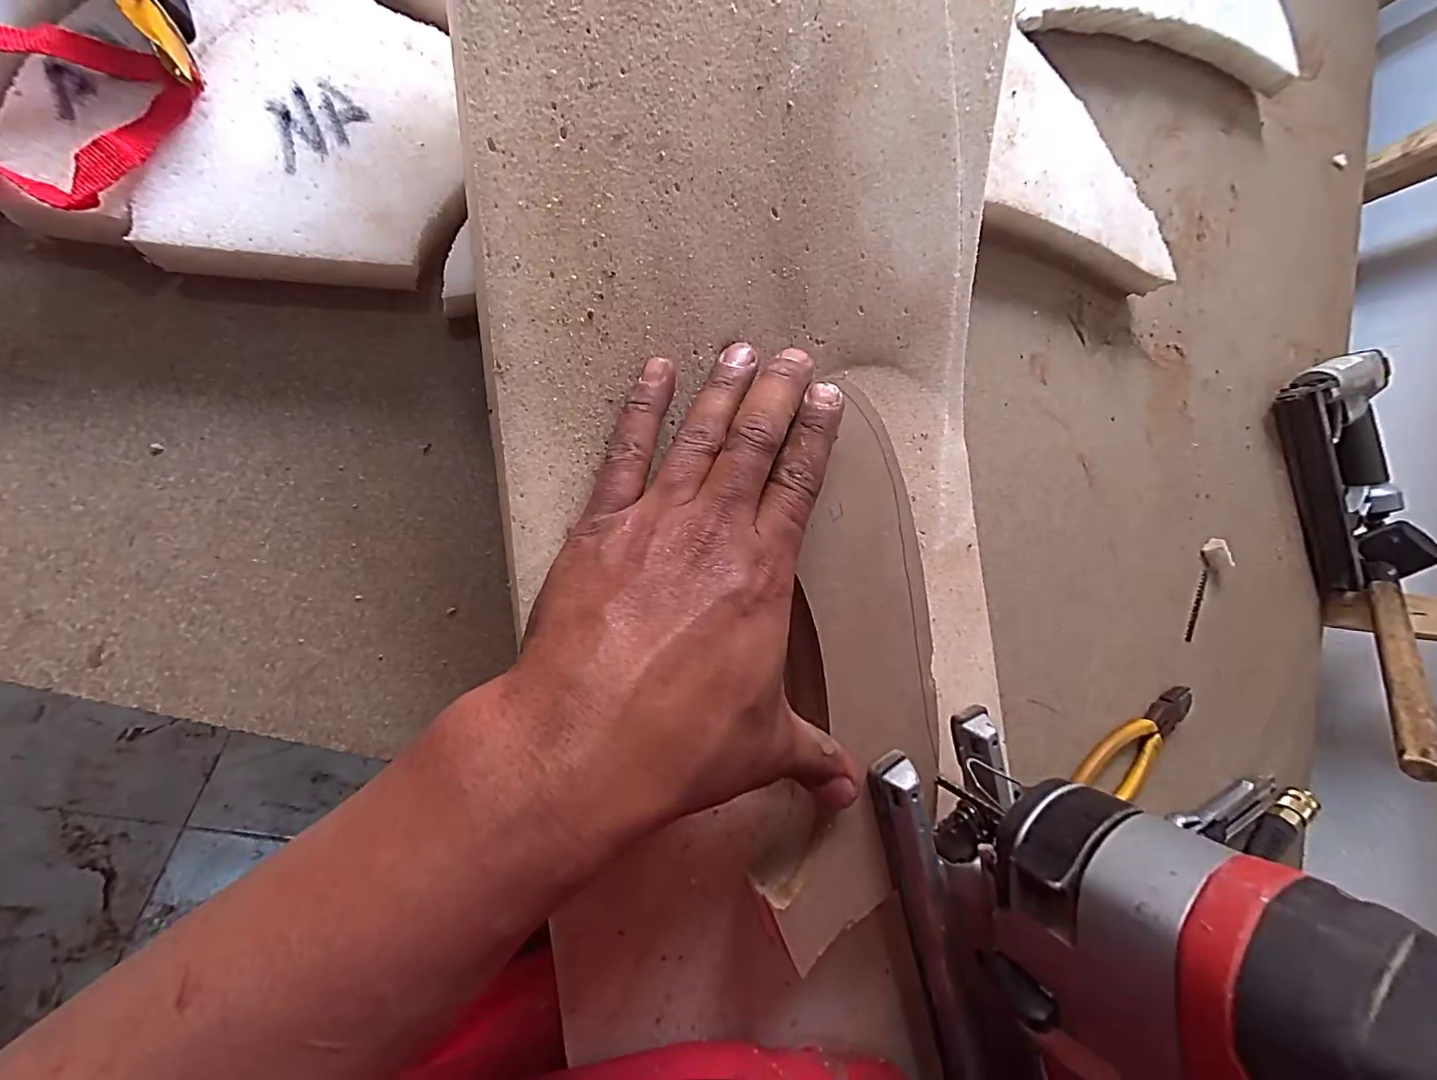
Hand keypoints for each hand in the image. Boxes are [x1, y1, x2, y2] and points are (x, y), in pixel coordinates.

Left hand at [501, 343, 860, 834]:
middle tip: (793, 355)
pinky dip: (642, 409)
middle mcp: (716, 534)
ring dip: (722, 390)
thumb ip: (812, 753)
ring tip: (739, 349)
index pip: (799, 486)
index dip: (816, 438)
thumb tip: (848, 785)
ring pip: (699, 437)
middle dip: (778, 394)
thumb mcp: (762, 746)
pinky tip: (654, 373)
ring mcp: (657, 522)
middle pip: (755, 444)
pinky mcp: (601, 527)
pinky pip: (626, 453)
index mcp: (763, 575)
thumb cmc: (681, 743)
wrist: (588, 739)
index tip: (828, 400)